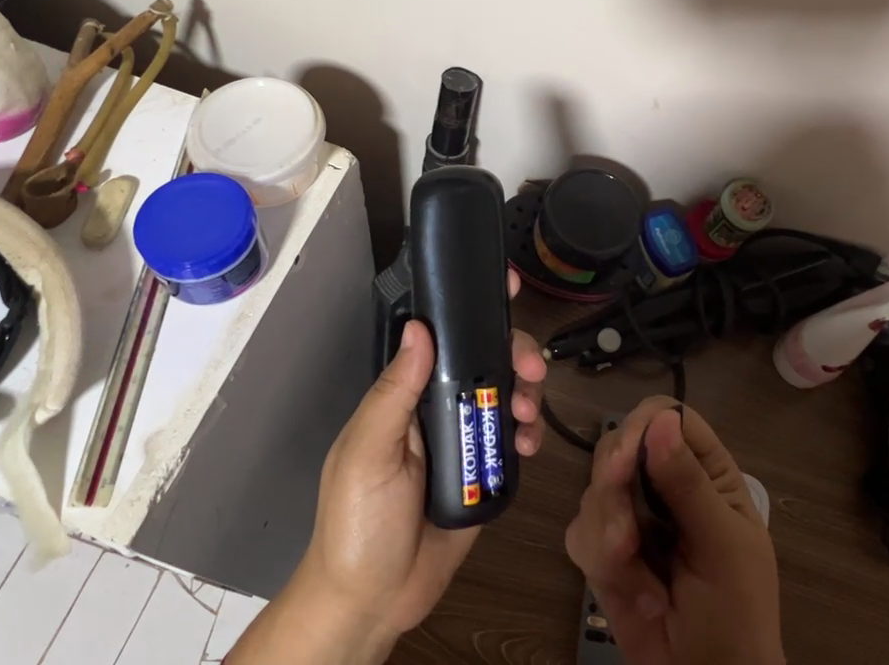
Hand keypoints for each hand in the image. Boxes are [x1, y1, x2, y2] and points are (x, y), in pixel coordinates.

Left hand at [291, 272, 545, 640]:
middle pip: (483, 363)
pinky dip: (529, 434)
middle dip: (513, 354)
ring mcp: (463, 441)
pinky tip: (530, 442)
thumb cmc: (358, 521)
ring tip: (530, 411)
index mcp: (403, 396)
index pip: (439, 341)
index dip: (470, 313)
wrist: (376, 599)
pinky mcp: (485, 473)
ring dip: (527, 392)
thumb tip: (418, 328)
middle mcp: (435, 410)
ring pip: (504, 397)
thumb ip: (394, 391)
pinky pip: (513, 441)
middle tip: (531, 366)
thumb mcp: (368, 451)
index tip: (505, 290)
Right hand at [565, 397, 785, 664]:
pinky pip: (579, 532)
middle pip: (618, 447)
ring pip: (593, 491)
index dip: (640, 430)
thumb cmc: (735, 615)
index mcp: (707, 472)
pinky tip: (636, 597)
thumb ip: (689, 484)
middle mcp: (665, 484)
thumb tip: (661, 419)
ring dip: (610, 542)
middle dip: (614, 496)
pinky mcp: (603, 548)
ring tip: (646, 591)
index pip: (667, 418)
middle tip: (624, 543)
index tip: (623, 468)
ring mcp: (631, 514)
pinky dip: (602, 566)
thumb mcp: (723, 547)